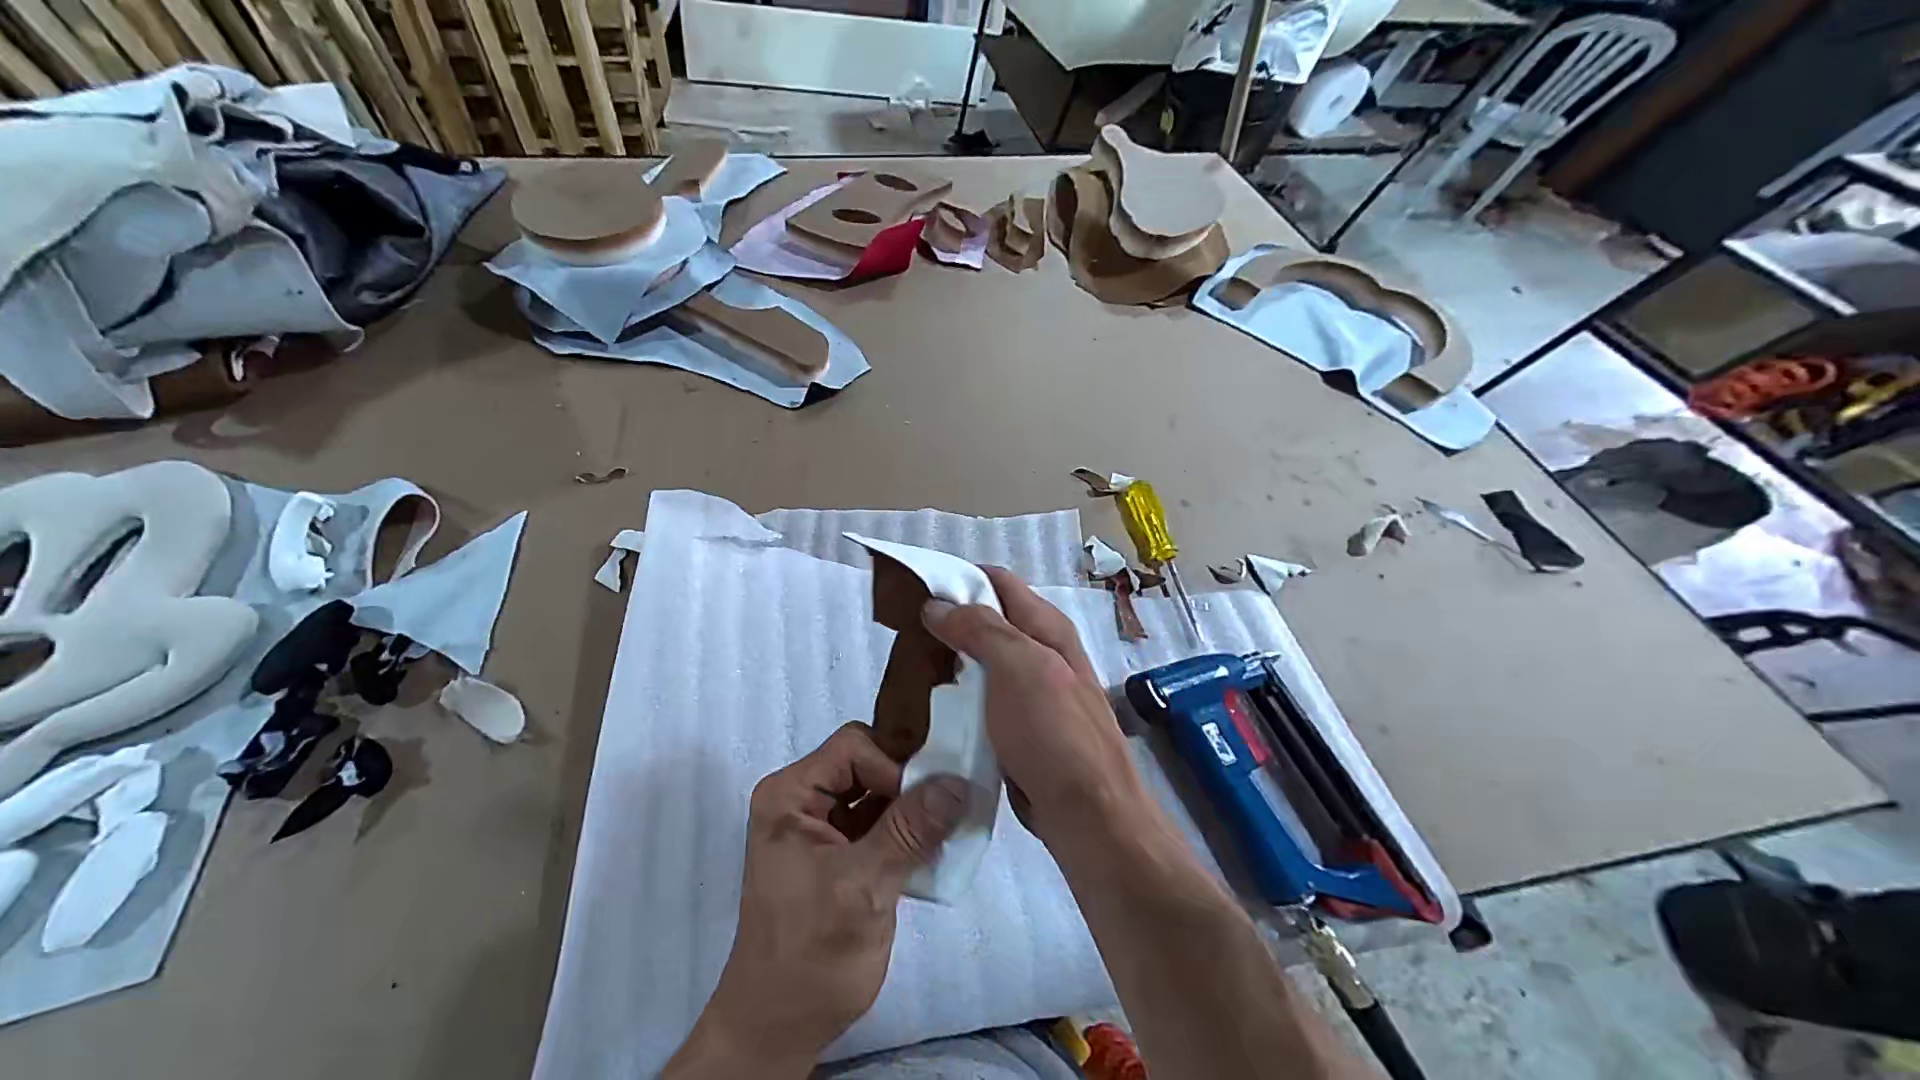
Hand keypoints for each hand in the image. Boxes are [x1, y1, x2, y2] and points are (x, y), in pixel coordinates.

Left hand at [663, 723, 969, 1078]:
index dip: (894, 766)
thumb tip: (958, 783)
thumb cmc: (809, 956)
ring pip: (880, 790)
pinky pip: (884, 820)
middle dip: (909, 782)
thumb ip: (909, 831)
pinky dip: (911, 829)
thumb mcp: (861, 888)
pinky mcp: (844, 852)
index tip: (927, 803)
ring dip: (915, 806)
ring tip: (949, 826)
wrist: (781, 1027)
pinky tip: (937, 845)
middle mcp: (804, 800)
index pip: (854, 747)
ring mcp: (823, 826)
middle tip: (949, 806)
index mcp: (789, 795)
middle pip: (868, 761)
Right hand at [921, 566, 1146, 847]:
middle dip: (947, 621)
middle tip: (904, 634)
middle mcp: (1041, 652)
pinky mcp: (1019, 726)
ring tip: (910, 667)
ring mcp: (1031, 691)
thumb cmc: (1054, 733)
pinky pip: (982, 699)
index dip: (958, 579)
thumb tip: (937, 605)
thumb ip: (980, 629)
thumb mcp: (1019, 667)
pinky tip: (934, 705)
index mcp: (1046, 627)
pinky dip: (959, 696)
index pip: (998, 582)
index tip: (915, 590)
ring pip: (982, 662)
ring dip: (950, 660)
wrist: (1087, 813)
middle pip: (988, 621)